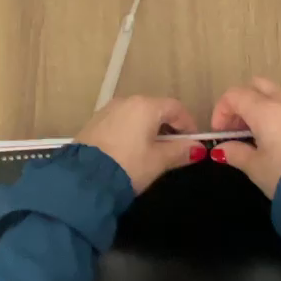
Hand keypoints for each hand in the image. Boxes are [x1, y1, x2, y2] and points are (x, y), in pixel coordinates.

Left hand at [74, 95, 201, 193]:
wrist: (83, 179)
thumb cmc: (128, 166)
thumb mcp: (158, 161)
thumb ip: (180, 151)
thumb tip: (198, 148)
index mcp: (145, 106)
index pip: (176, 108)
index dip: (188, 125)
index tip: (193, 143)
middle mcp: (126, 101)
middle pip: (156, 109)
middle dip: (169, 127)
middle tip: (175, 150)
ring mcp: (108, 110)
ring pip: (137, 116)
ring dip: (149, 130)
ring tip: (153, 153)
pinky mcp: (94, 122)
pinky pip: (121, 122)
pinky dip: (132, 132)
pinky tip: (131, 152)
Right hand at [210, 78, 280, 196]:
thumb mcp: (257, 168)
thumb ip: (236, 154)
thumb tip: (221, 150)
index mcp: (265, 109)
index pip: (234, 95)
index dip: (222, 111)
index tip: (221, 133)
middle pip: (257, 85)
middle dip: (243, 102)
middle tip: (240, 128)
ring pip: (279, 92)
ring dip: (266, 105)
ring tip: (264, 133)